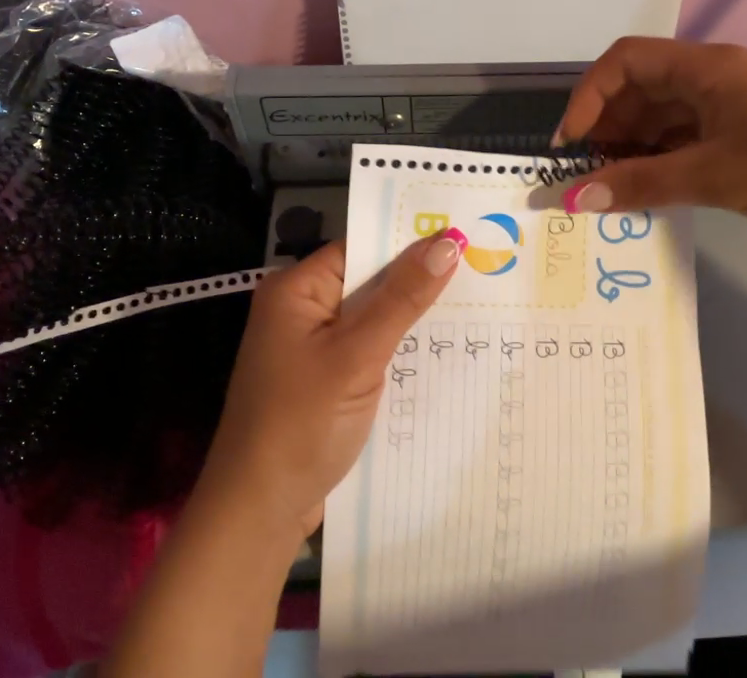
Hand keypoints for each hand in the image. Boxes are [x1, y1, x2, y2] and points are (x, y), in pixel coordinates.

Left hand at [197, 234, 461, 537]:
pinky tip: (446, 352)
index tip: (466, 235)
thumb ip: (403, 298)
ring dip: (415, 319)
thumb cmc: (301, 423)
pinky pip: (370, 351)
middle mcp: (302, 311)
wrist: (260, 511)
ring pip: (375, 319)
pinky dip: (401, 351)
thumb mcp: (357, 355)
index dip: (411, 241)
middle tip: (486, 268)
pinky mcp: (327, 382)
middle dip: (421, 280)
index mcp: (296, 290)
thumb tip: (448, 242)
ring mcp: (314, 349)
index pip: (361, 248)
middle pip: (371, 282)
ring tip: (482, 303)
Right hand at [553, 37, 746, 236]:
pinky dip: (661, 158)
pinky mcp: (743, 131)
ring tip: (613, 188)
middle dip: (607, 127)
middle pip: (640, 88)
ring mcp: (730, 104)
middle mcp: (714, 78)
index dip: (589, 96)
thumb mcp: (718, 178)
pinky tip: (650, 188)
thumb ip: (644, 184)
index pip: (626, 60)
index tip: (571, 144)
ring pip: (662, 115)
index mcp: (707, 69)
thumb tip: (576, 197)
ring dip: (633, 146)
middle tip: (588, 175)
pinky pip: (686, 136)